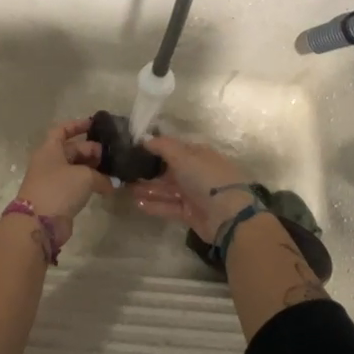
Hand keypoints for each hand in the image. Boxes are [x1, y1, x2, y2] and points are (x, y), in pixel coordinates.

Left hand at [14, 118, 113, 244]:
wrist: (38, 223)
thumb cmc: (58, 189)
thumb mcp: (84, 176)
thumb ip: (100, 175)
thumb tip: (111, 182)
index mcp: (49, 149)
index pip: (62, 130)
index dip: (77, 125)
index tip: (94, 125)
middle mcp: (49, 162)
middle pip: (72, 150)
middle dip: (92, 151)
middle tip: (112, 155)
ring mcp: (53, 181)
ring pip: (76, 168)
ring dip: (93, 169)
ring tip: (113, 171)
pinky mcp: (58, 198)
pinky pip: (77, 185)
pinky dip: (90, 184)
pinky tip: (107, 187)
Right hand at [131, 134, 255, 242]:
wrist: (229, 215)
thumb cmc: (207, 178)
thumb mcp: (184, 156)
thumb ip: (163, 146)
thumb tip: (145, 138)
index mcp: (198, 155)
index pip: (174, 148)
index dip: (155, 148)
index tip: (133, 149)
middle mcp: (196, 173)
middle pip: (168, 170)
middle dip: (148, 171)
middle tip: (125, 171)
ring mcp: (193, 194)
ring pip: (166, 189)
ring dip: (148, 188)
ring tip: (126, 188)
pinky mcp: (190, 213)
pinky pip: (169, 206)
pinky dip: (154, 205)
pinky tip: (137, 203)